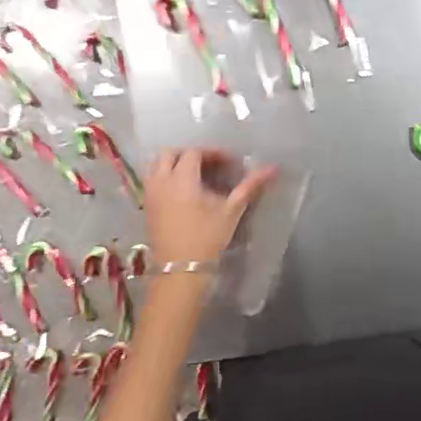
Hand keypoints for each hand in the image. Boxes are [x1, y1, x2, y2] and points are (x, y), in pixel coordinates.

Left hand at [145, 148, 276, 265]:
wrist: (181, 268)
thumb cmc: (208, 238)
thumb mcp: (231, 210)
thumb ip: (249, 186)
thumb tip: (273, 168)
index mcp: (182, 178)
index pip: (195, 153)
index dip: (214, 154)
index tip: (231, 164)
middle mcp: (161, 180)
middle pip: (170, 154)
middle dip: (191, 155)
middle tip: (212, 166)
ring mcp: (150, 193)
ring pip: (157, 166)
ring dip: (175, 164)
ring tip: (197, 177)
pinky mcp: (147, 206)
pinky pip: (153, 181)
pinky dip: (167, 178)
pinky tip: (185, 193)